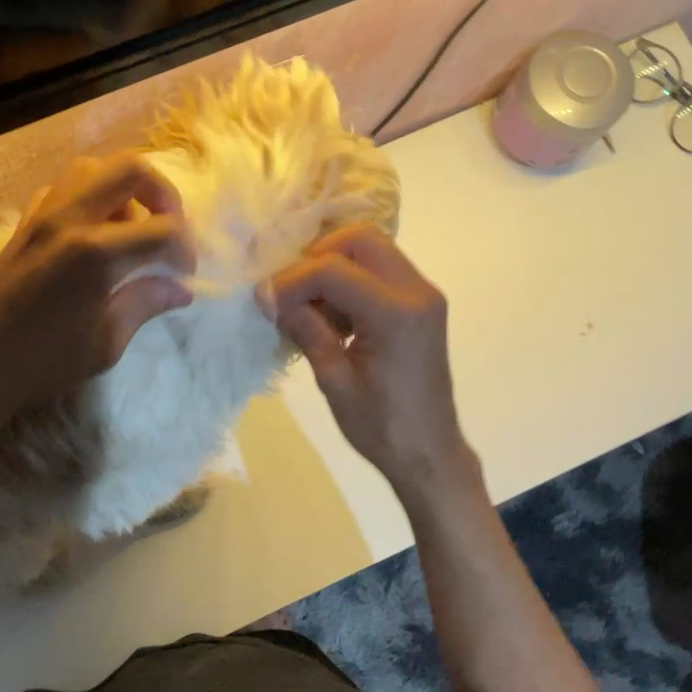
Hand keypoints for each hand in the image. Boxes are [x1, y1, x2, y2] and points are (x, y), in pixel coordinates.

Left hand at [0, 154, 197, 444]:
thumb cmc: (43, 366)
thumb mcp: (105, 343)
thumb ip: (145, 305)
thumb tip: (180, 290)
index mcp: (95, 253)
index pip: (161, 229)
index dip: (184, 249)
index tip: (186, 275)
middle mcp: (68, 220)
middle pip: (129, 169)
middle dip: (162, 194)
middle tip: (170, 231)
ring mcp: (41, 217)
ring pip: (92, 169)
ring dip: (122, 190)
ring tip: (132, 232)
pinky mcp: (23, 225)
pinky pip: (63, 189)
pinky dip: (88, 199)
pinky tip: (93, 237)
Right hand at [261, 225, 478, 494]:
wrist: (428, 452)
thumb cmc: (381, 428)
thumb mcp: (335, 381)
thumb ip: (307, 330)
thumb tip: (270, 297)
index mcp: (397, 314)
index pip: (333, 270)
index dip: (292, 280)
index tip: (264, 302)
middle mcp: (417, 292)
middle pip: (360, 239)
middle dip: (316, 257)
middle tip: (289, 293)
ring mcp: (424, 295)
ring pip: (372, 250)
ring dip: (334, 268)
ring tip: (308, 309)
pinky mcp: (421, 305)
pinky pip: (382, 272)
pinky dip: (352, 282)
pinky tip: (332, 318)